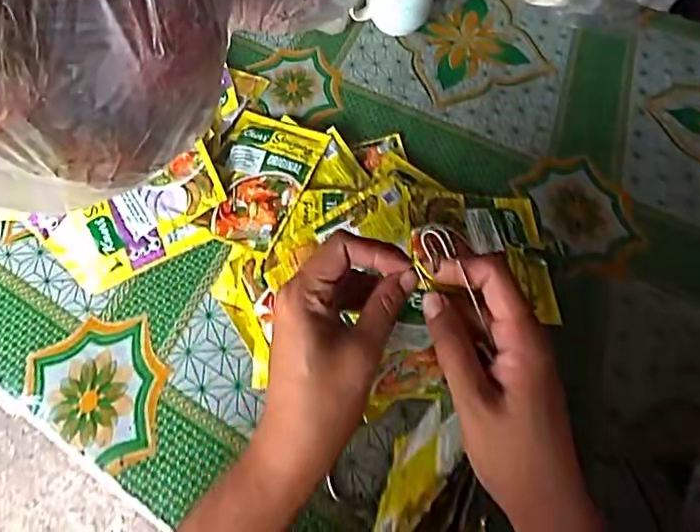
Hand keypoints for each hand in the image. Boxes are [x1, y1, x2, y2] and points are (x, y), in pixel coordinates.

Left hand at [183, 232, 414, 531]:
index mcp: (302, 291)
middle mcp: (296, 291)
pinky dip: (361, 298)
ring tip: (402, 294)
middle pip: (340, 257)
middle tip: (408, 278)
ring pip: (340, 276)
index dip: (377, 251)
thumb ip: (385, 305)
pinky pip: (336, 296)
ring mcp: (299, 307)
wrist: (291, 453)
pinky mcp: (306, 323)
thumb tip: (409, 274)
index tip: (406, 269)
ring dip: (371, 281)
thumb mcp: (363, 349)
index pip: (342, 246)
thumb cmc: (325, 402)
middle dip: (376, 263)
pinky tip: (384, 309)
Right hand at [422, 255, 598, 531]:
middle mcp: (528, 333)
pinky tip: (440, 332)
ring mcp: (525, 349)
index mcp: (524, 335)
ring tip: (421, 300)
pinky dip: (466, 328)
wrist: (548, 501)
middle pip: (493, 288)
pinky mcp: (519, 365)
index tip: (427, 268)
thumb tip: (432, 298)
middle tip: (417, 279)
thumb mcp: (473, 401)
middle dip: (457, 278)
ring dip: (458, 303)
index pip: (496, 276)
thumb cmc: (511, 454)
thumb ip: (452, 347)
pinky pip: (491, 334)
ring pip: (489, 311)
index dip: (462, 264)